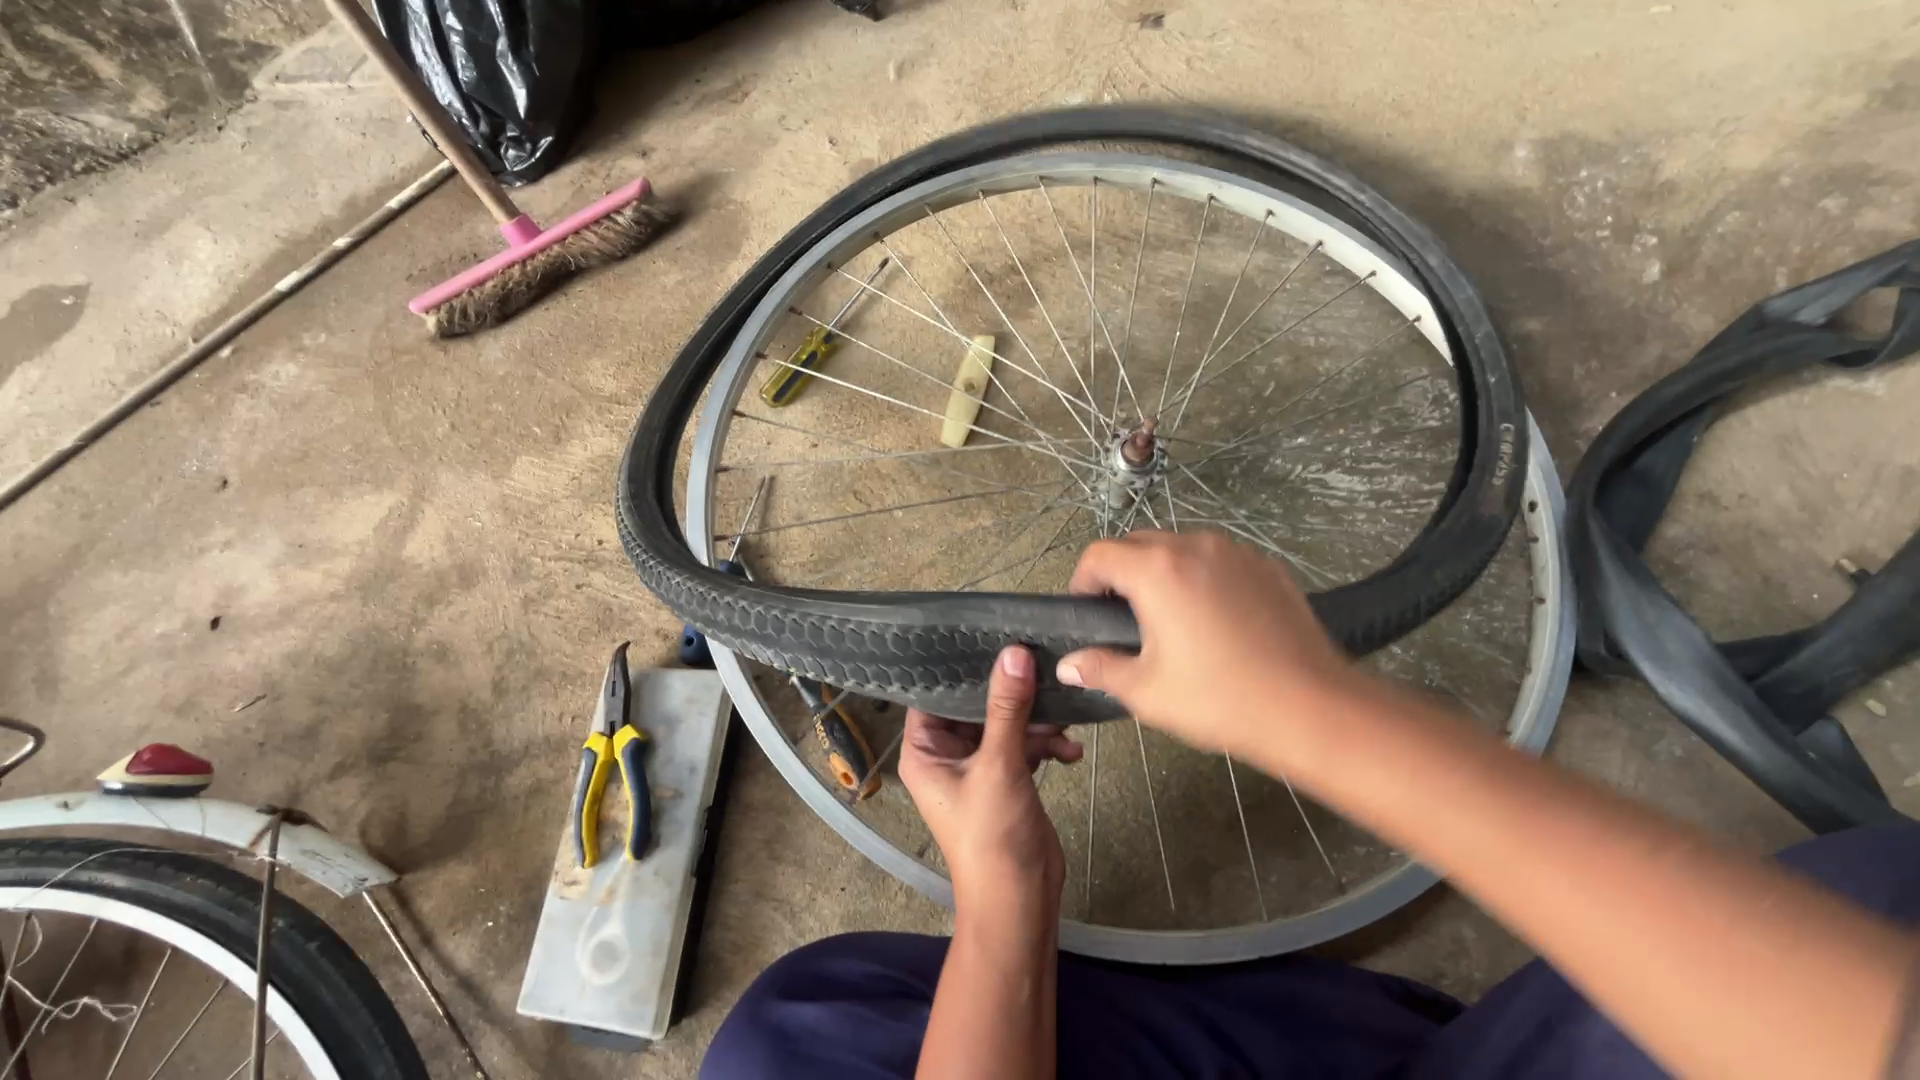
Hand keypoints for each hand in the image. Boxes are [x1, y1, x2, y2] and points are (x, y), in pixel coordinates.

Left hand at [898, 646, 1082, 911]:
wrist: (1020, 901)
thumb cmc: (992, 834)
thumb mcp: (999, 765)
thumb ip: (1007, 708)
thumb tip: (1015, 653)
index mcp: (924, 750)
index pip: (934, 694)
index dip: (960, 668)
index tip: (991, 635)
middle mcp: (946, 755)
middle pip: (977, 706)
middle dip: (1011, 694)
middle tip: (1041, 667)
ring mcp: (979, 768)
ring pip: (1006, 725)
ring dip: (1036, 723)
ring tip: (1064, 722)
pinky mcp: (1007, 780)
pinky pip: (1025, 748)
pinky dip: (1046, 746)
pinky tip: (1072, 751)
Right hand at [1055, 531, 1361, 762]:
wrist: (1312, 708)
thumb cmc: (1220, 699)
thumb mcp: (1147, 691)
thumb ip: (1100, 669)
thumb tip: (1069, 664)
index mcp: (1158, 570)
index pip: (1099, 554)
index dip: (1082, 581)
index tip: (1086, 613)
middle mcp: (1195, 546)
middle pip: (1138, 543)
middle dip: (1120, 574)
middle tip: (1122, 621)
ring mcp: (1237, 552)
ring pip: (1180, 548)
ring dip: (1162, 572)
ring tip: (1169, 619)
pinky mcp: (1267, 566)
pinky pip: (1218, 560)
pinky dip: (1202, 577)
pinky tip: (1213, 620)